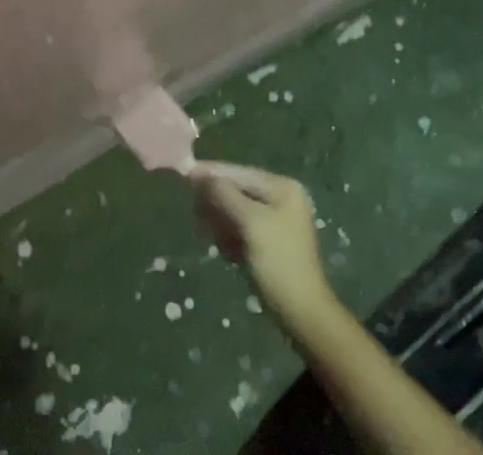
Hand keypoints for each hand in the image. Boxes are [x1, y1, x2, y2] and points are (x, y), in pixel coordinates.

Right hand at [191, 161, 333, 320]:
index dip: (211, 174)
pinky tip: (228, 252)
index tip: (182, 175)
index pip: (239, 172)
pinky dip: (228, 237)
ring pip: (232, 210)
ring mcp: (272, 219)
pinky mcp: (263, 239)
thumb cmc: (279, 262)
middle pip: (234, 189)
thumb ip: (225, 195)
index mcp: (282, 188)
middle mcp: (278, 197)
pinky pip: (236, 227)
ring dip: (220, 223)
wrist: (299, 310)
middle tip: (201, 220)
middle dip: (216, 204)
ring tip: (219, 241)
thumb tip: (198, 174)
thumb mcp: (251, 223)